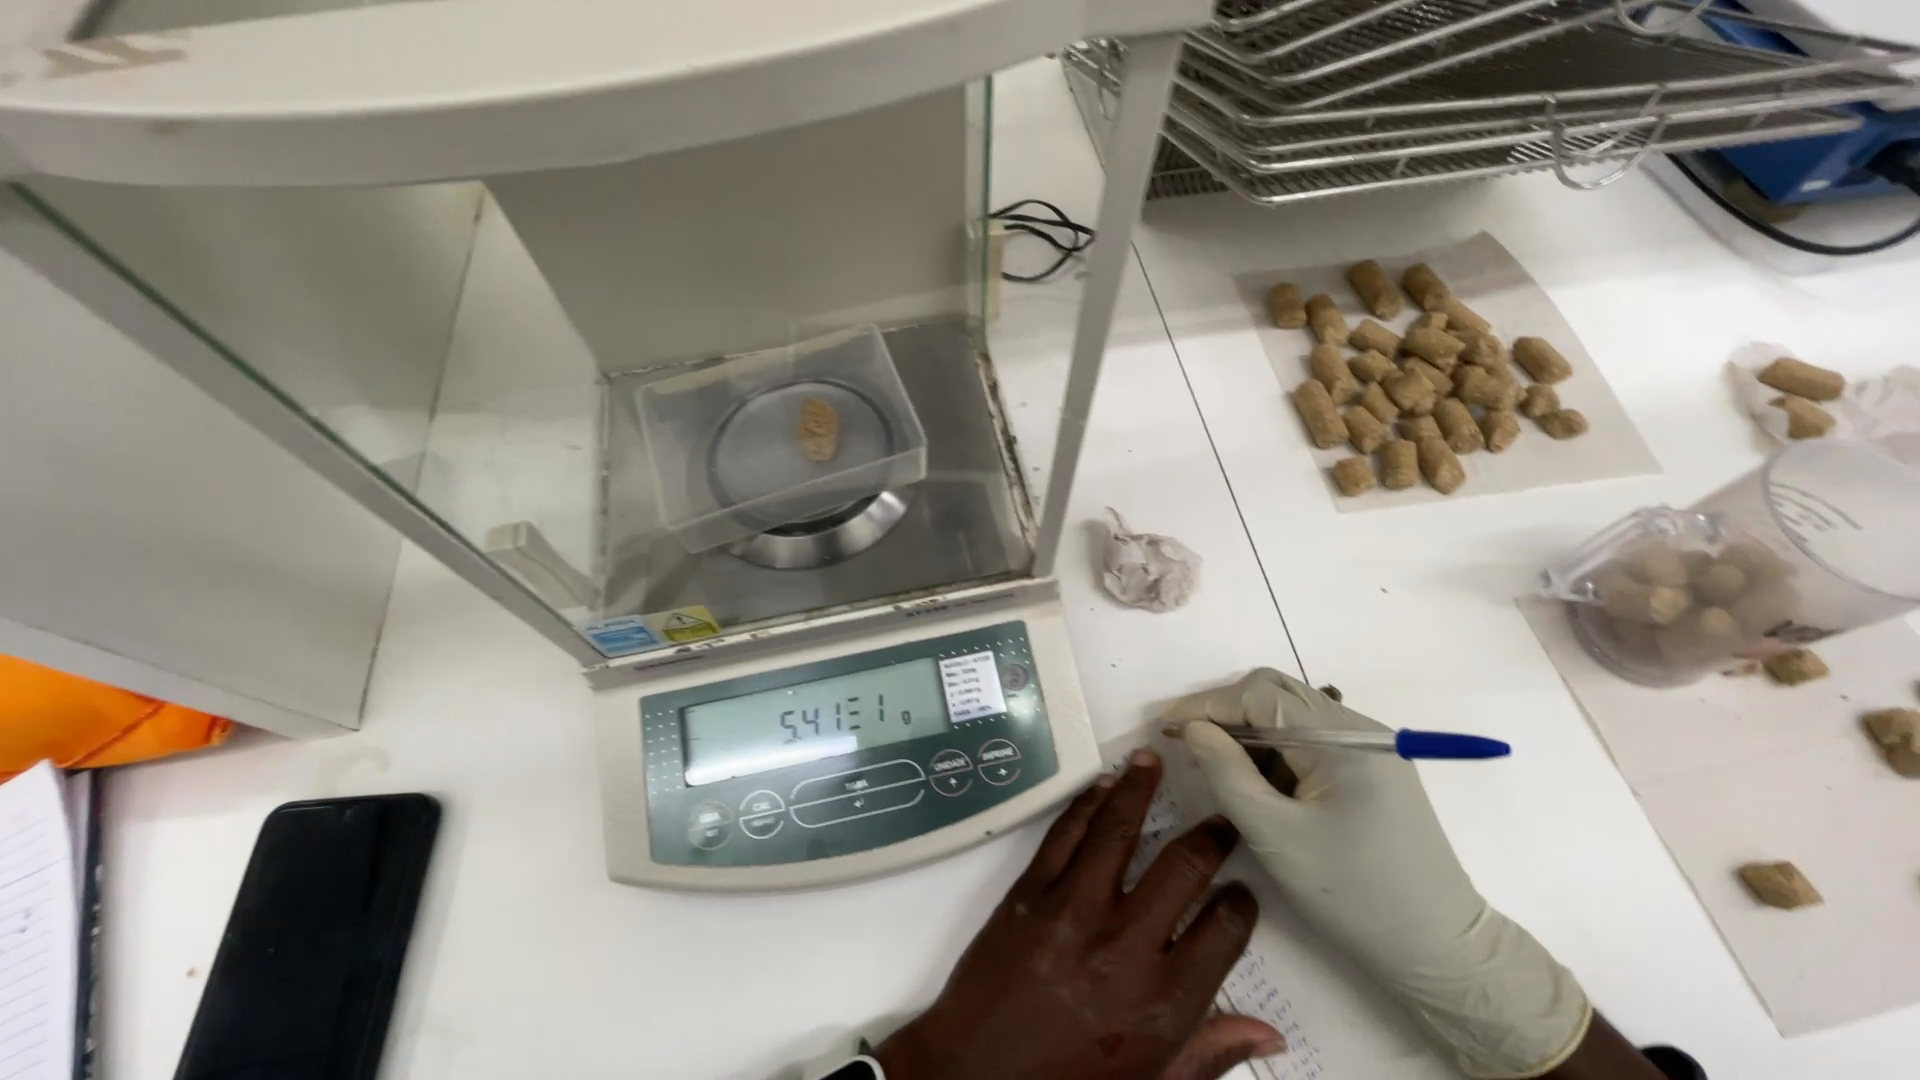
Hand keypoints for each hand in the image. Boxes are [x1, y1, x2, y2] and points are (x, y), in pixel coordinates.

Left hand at [873, 751, 1283, 1079]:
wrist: (973, 1076)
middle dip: (1210, 837)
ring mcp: (1073, 909)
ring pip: (1119, 830)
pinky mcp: (1030, 891)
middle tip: (1220, 822)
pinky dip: (1087, 802)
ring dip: (1140, 788)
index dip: (1240, 903)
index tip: (1239, 889)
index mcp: (1164, 1000)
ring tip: (1155, 760)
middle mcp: (1125, 944)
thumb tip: (1269, 1034)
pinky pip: (1065, 834)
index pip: (1225, 930)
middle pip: (1183, 867)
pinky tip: (1104, 784)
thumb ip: (1208, 1053)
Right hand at [1170, 670, 1591, 1079]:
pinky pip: (1311, 741)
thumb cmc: (1352, 892)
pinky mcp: (1371, 772)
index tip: (1162, 725)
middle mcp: (1359, 729)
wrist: (1438, 950)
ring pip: (1292, 716)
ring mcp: (1370, 749)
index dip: (1206, 704)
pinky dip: (1274, 750)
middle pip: (1276, 695)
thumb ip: (1227, 773)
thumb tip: (1193, 729)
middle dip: (1225, 710)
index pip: (1259, 695)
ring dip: (1248, 730)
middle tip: (1184, 739)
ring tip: (1213, 762)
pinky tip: (1255, 780)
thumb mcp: (1274, 834)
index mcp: (1342, 738)